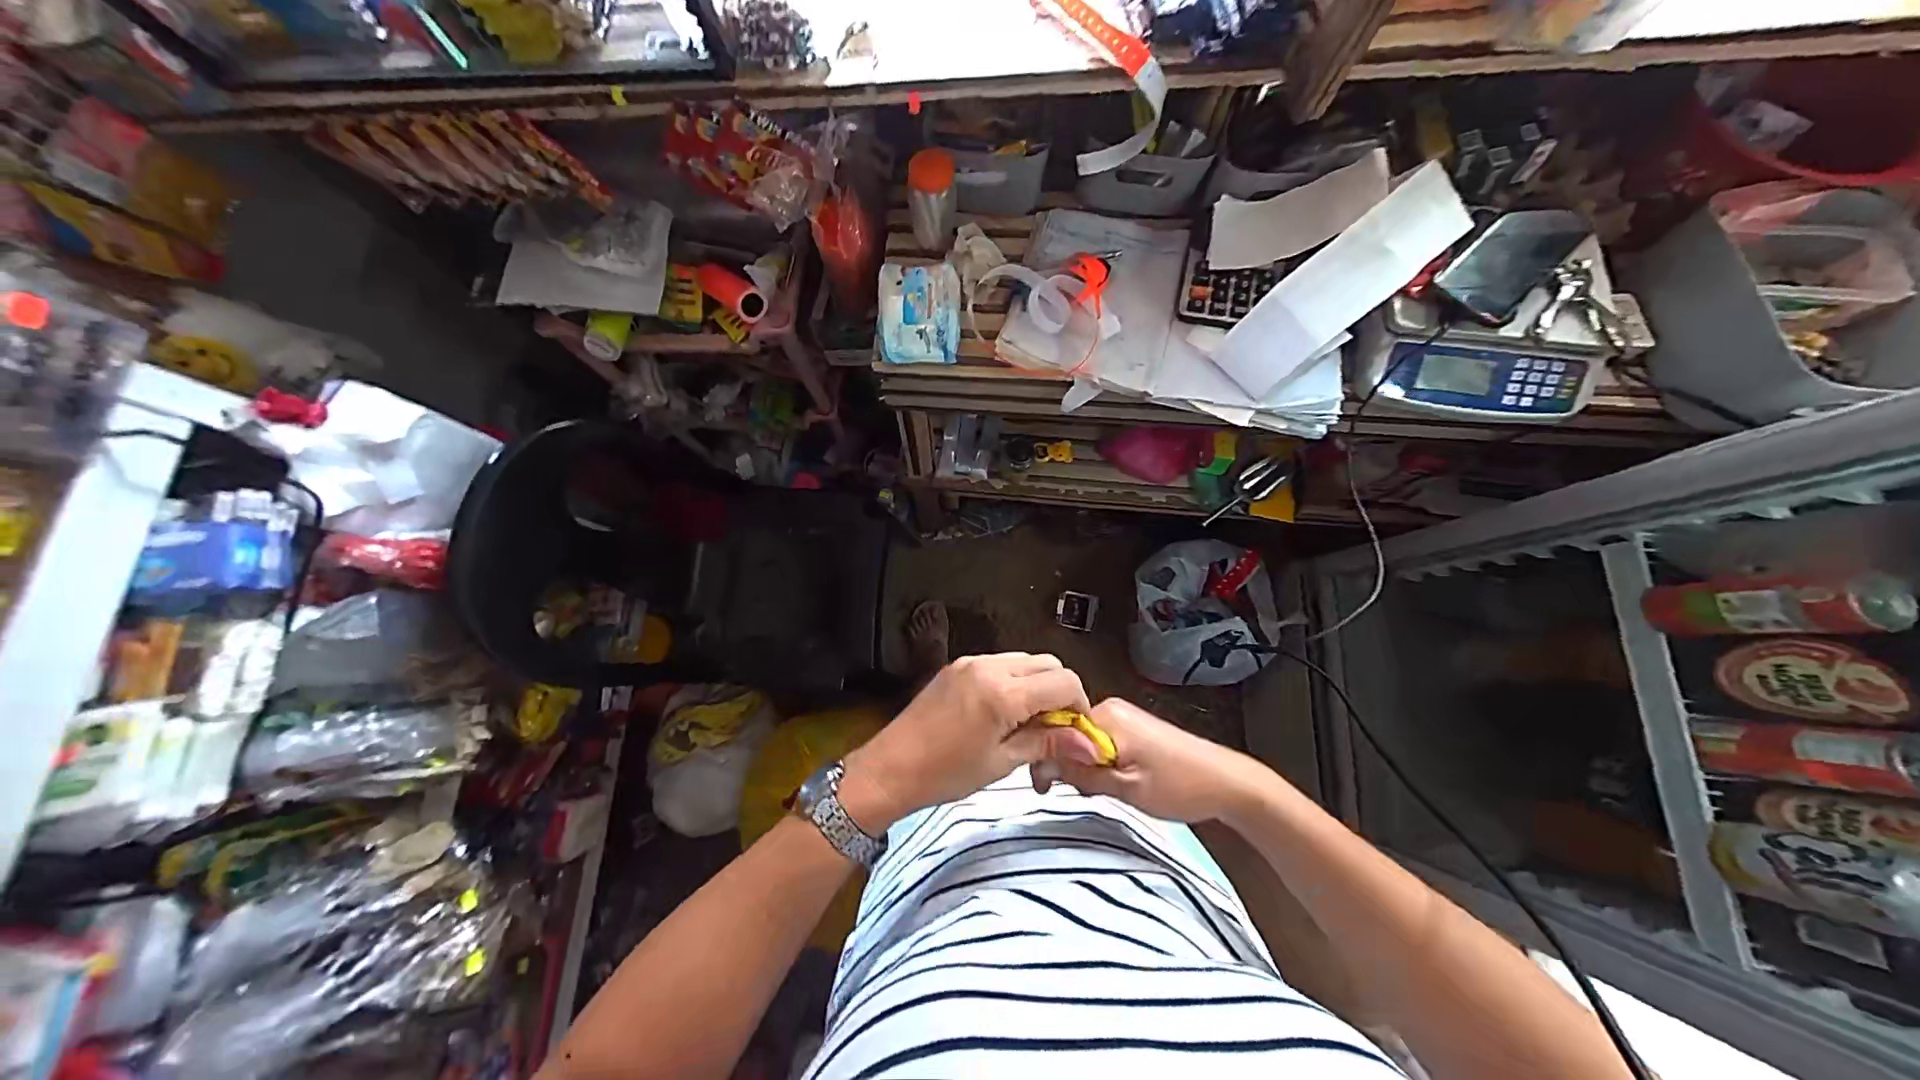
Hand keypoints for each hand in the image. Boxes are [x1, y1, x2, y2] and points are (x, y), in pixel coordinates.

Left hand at [840, 653, 1091, 831]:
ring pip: (1024, 661)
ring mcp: (970, 663)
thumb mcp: (1002, 762)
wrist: (890, 768)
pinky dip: (1014, 682)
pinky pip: (999, 664)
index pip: (1063, 682)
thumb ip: (1047, 743)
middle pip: (1048, 664)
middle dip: (1061, 693)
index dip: (1079, 706)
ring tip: (1029, 723)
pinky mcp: (957, 667)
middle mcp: (988, 667)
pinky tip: (1005, 712)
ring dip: (1037, 685)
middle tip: (1056, 728)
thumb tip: (1088, 743)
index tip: (1077, 731)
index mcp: (1002, 692)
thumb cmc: (944, 773)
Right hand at [1038, 698, 1274, 822]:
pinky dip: (1098, 764)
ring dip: (1083, 767)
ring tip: (1101, 791)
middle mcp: (1112, 708)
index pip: (1055, 730)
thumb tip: (1045, 767)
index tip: (1045, 788)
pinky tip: (1112, 783)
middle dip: (1066, 765)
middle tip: (1078, 794)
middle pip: (1068, 735)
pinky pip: (1100, 744)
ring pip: (1083, 742)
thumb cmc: (1182, 786)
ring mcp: (1124, 717)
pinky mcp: (1133, 729)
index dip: (1047, 759)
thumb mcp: (1125, 788)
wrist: (1229, 785)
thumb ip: (1081, 775)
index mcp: (1107, 715)